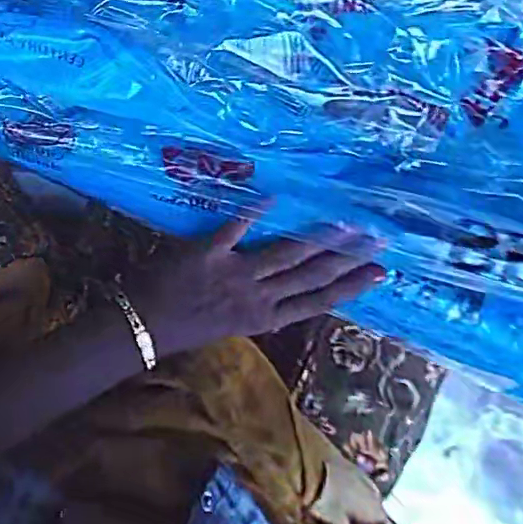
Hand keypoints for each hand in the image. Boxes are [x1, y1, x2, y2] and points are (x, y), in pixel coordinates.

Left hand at [123, 211, 387, 358]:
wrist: (142, 326)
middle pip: (313, 277)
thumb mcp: (233, 324)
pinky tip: (276, 197)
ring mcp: (234, 274)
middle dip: (349, 259)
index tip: (379, 273)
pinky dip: (255, 212)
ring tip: (347, 224)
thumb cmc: (188, 326)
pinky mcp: (208, 253)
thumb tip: (289, 289)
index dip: (351, 287)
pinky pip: (236, 227)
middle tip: (379, 240)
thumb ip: (261, 306)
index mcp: (263, 318)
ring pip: (287, 254)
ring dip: (320, 238)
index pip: (318, 302)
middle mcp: (256, 298)